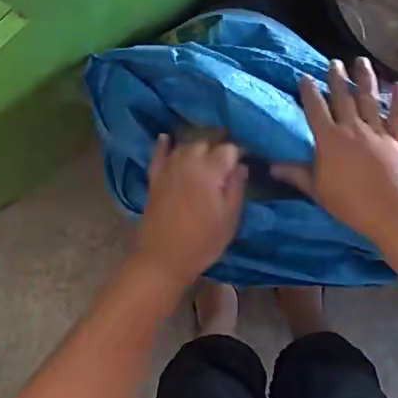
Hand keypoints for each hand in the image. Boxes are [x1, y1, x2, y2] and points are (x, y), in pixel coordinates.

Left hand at [134, 134, 246, 285]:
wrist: (162, 260)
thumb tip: (241, 166)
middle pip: (207, 143)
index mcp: (210, 171)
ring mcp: (169, 168)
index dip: (238, 156)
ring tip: (206, 160)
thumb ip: (236, 188)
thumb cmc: (202, 242)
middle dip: (218, 151)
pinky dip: (163, 145)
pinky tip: (166, 137)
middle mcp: (188, 162)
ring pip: (186, 146)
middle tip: (225, 169)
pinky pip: (158, 154)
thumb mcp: (230, 219)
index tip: (242, 167)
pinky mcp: (154, 178)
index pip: (229, 149)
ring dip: (198, 149)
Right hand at [274, 57, 397, 239]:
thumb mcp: (317, 190)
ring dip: (364, 79)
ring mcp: (376, 132)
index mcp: (329, 139)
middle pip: (342, 98)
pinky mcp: (397, 140)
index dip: (309, 92)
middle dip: (337, 78)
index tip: (305, 77)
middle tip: (334, 62)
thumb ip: (296, 174)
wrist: (391, 210)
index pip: (315, 109)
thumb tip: (271, 165)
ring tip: (361, 61)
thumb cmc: (349, 203)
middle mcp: (352, 129)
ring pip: (369, 100)